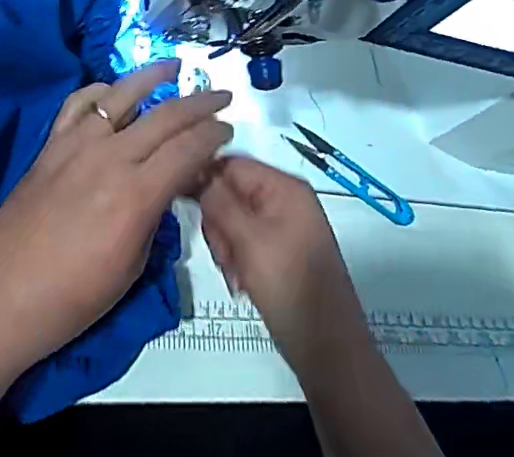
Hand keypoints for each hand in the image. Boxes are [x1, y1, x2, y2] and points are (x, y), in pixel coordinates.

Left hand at [0, 61, 232, 369]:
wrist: (6, 289)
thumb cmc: (75, 295)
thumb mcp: (133, 264)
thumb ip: (153, 215)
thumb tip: (164, 186)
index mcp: (136, 193)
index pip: (188, 149)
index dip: (213, 135)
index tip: (227, 128)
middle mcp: (110, 157)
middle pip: (164, 117)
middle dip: (199, 103)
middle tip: (221, 96)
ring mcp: (77, 144)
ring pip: (120, 96)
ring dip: (151, 77)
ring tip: (173, 66)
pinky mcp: (52, 144)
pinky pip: (78, 105)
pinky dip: (99, 91)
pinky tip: (112, 89)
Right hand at [197, 156, 364, 362]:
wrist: (328, 351)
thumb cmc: (291, 288)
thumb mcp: (248, 239)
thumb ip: (218, 200)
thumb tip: (192, 170)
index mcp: (284, 187)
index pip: (230, 163)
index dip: (202, 179)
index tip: (185, 204)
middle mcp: (285, 199)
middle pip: (229, 190)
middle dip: (217, 220)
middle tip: (224, 251)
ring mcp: (283, 224)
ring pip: (232, 216)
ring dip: (225, 242)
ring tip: (235, 270)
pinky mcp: (279, 248)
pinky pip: (244, 237)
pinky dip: (236, 255)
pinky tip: (242, 278)